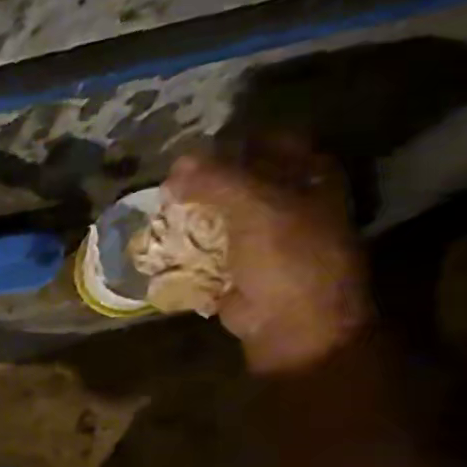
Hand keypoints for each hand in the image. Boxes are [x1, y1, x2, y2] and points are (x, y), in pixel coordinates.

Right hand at [165, 136, 373, 373]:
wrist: (291, 324)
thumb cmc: (287, 258)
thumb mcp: (256, 207)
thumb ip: (216, 180)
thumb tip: (175, 164)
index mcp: (308, 175)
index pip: (265, 143)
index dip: (228, 145)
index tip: (190, 155)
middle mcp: (288, 202)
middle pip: (238, 182)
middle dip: (202, 186)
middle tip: (167, 189)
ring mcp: (262, 240)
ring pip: (219, 218)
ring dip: (190, 220)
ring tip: (158, 217)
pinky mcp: (238, 272)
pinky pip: (207, 254)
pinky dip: (186, 252)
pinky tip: (162, 248)